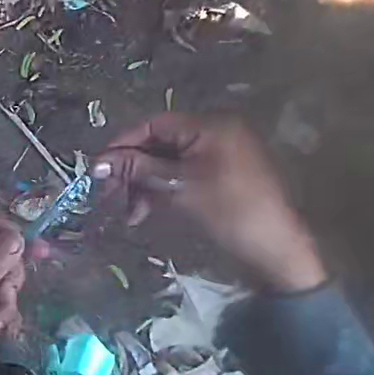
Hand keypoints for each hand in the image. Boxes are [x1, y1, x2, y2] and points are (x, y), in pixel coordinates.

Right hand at [91, 113, 326, 294]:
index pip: (155, 124)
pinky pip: (183, 174)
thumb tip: (97, 163)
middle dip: (133, 169)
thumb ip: (138, 169)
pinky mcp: (221, 177)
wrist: (276, 250)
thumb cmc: (230, 211)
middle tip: (111, 195)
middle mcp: (216, 132)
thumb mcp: (179, 187)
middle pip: (160, 143)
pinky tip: (147, 212)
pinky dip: (163, 190)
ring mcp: (220, 155)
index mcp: (210, 125)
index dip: (124, 144)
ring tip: (131, 214)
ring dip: (145, 185)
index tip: (98, 168)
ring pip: (169, 162)